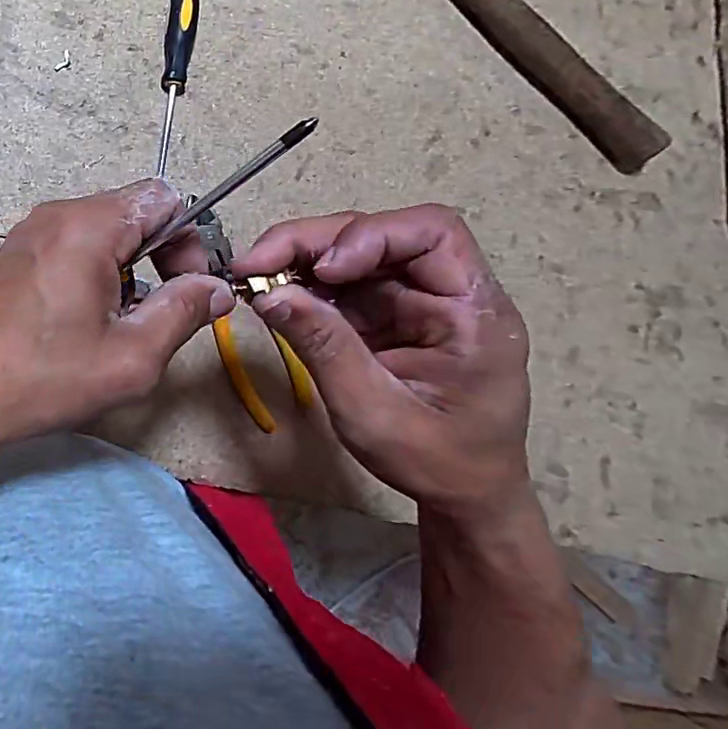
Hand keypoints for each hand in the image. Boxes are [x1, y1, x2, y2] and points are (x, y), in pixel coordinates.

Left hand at [0, 179, 234, 449]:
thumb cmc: (38, 378)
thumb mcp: (130, 356)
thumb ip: (184, 312)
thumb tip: (214, 289)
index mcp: (87, 227)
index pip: (163, 197)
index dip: (188, 239)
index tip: (187, 285)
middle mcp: (57, 215)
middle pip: (134, 211)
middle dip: (161, 255)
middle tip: (161, 309)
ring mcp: (32, 232)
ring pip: (105, 230)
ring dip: (128, 268)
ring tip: (121, 321)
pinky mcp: (18, 253)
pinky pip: (74, 245)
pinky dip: (96, 271)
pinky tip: (87, 318)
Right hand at [232, 205, 531, 521]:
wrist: (460, 496)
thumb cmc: (436, 462)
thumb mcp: (375, 413)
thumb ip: (325, 348)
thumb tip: (268, 294)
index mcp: (472, 309)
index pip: (430, 232)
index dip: (370, 236)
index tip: (324, 272)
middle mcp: (443, 289)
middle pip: (377, 233)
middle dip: (311, 242)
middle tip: (254, 264)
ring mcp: (410, 298)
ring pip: (350, 249)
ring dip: (298, 256)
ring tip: (254, 277)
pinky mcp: (382, 310)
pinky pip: (337, 280)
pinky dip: (300, 280)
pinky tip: (273, 293)